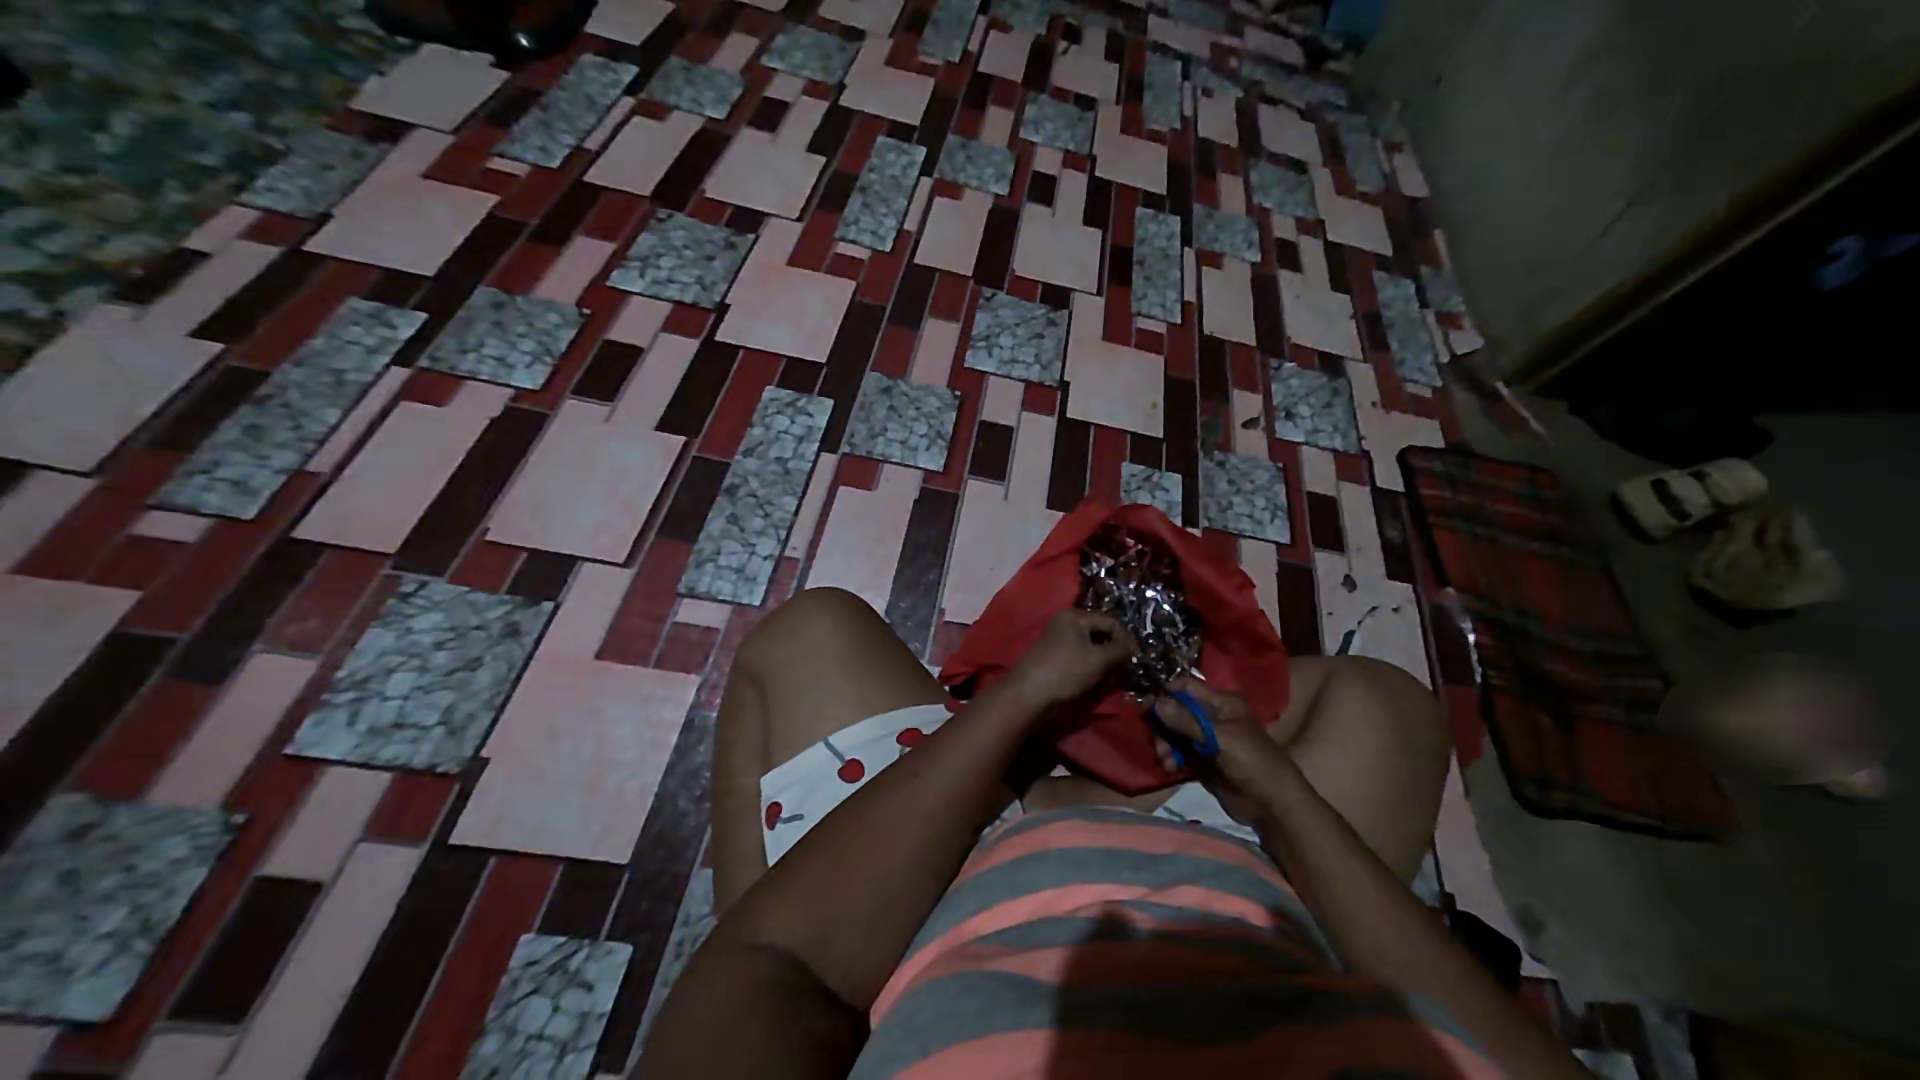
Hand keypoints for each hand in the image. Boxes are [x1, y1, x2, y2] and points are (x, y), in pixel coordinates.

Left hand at [1004, 611, 1137, 708]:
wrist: (1030, 694)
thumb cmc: (1066, 670)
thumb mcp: (1098, 659)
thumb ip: (1119, 651)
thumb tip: (1132, 649)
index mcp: (1074, 616)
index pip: (1110, 622)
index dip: (1126, 640)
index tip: (1137, 658)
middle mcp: (1065, 623)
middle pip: (1100, 633)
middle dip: (1114, 651)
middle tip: (1125, 669)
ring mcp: (1059, 640)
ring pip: (1091, 647)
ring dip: (1104, 661)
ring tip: (1112, 677)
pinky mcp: (1055, 657)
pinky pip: (1080, 657)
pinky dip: (1091, 666)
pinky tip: (1098, 680)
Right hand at [1150, 678, 1280, 825]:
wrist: (1272, 805)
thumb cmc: (1252, 763)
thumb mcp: (1219, 739)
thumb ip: (1186, 721)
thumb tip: (1155, 702)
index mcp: (1221, 703)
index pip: (1186, 688)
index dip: (1165, 694)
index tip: (1147, 708)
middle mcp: (1211, 717)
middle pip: (1175, 711)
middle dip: (1163, 725)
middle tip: (1159, 742)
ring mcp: (1205, 740)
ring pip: (1174, 733)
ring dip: (1165, 745)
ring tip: (1166, 760)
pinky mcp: (1201, 760)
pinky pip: (1178, 752)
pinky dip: (1171, 758)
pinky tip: (1171, 768)